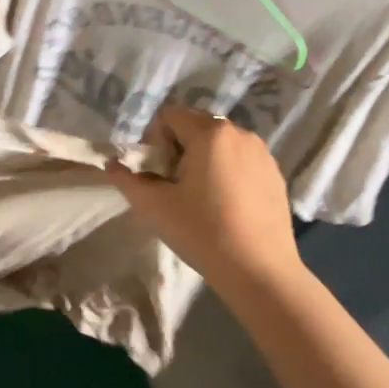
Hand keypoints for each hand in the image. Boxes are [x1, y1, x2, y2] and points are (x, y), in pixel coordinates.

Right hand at [108, 104, 301, 290]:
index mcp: (210, 133)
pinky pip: (240, 159)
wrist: (259, 272)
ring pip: (219, 143)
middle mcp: (240, 133)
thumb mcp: (152, 205)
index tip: (157, 173)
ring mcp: (262, 154)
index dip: (154, 140)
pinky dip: (226, 171)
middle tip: (174, 185)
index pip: (169, 115)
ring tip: (200, 196)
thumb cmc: (201, 231)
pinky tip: (225, 205)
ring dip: (202, 159)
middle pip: (195, 126)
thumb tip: (112, 164)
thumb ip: (125, 178)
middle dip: (178, 148)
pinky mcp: (276, 175)